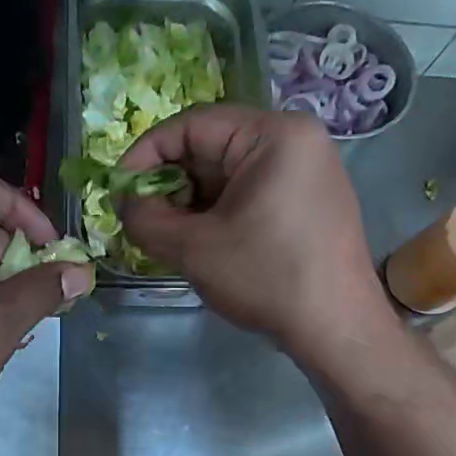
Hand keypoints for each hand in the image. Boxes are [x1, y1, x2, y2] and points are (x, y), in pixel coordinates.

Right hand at [118, 105, 398, 362]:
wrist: (337, 330)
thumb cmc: (266, 278)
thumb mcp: (193, 248)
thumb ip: (145, 218)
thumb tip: (123, 203)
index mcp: (273, 135)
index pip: (191, 125)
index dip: (144, 155)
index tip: (118, 190)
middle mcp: (295, 140)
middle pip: (210, 146)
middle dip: (168, 182)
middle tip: (140, 217)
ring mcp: (307, 170)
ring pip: (227, 172)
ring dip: (189, 200)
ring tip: (166, 235)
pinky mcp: (308, 200)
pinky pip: (249, 190)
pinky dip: (217, 210)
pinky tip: (200, 241)